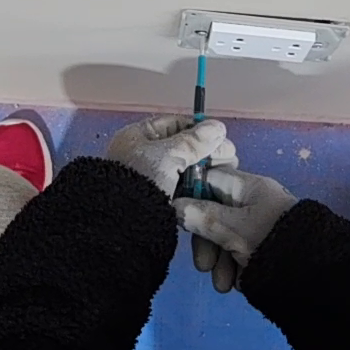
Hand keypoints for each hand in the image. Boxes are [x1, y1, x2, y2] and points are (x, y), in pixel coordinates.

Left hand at [106, 114, 236, 194]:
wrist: (119, 225)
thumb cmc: (140, 182)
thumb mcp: (167, 156)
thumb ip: (193, 142)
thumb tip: (217, 127)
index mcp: (138, 136)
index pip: (175, 124)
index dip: (200, 129)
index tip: (223, 139)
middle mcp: (141, 153)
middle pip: (181, 146)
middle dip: (206, 151)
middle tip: (230, 159)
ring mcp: (148, 176)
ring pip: (182, 168)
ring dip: (203, 170)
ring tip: (226, 173)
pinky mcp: (155, 198)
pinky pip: (179, 186)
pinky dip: (195, 186)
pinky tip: (212, 188)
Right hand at [174, 167, 297, 292]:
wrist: (315, 274)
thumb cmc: (272, 240)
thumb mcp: (234, 229)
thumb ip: (202, 217)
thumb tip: (174, 206)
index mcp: (246, 187)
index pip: (208, 180)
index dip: (190, 197)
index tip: (178, 218)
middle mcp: (251, 203)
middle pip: (213, 214)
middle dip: (207, 244)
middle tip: (204, 267)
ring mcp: (258, 225)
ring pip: (225, 239)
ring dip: (220, 262)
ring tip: (225, 286)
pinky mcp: (263, 247)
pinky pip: (239, 253)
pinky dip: (235, 268)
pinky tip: (240, 283)